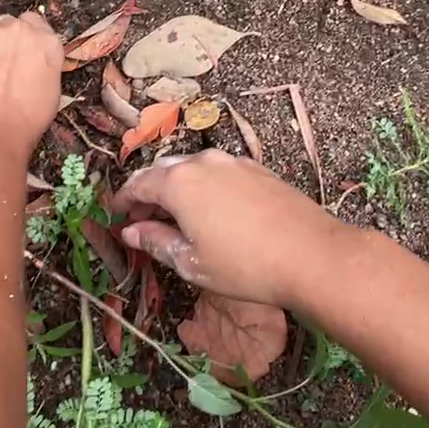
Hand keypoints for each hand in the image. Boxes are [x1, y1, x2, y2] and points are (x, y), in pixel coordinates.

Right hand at [107, 149, 352, 309]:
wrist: (312, 254)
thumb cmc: (245, 266)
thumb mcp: (191, 263)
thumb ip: (156, 242)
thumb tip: (131, 232)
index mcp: (179, 182)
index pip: (138, 184)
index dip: (122, 201)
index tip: (116, 217)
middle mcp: (202, 162)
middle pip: (163, 171)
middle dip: (148, 193)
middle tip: (142, 221)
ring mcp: (232, 162)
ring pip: (192, 169)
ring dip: (177, 189)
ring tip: (176, 218)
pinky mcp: (256, 169)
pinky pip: (218, 172)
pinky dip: (203, 187)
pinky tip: (211, 212)